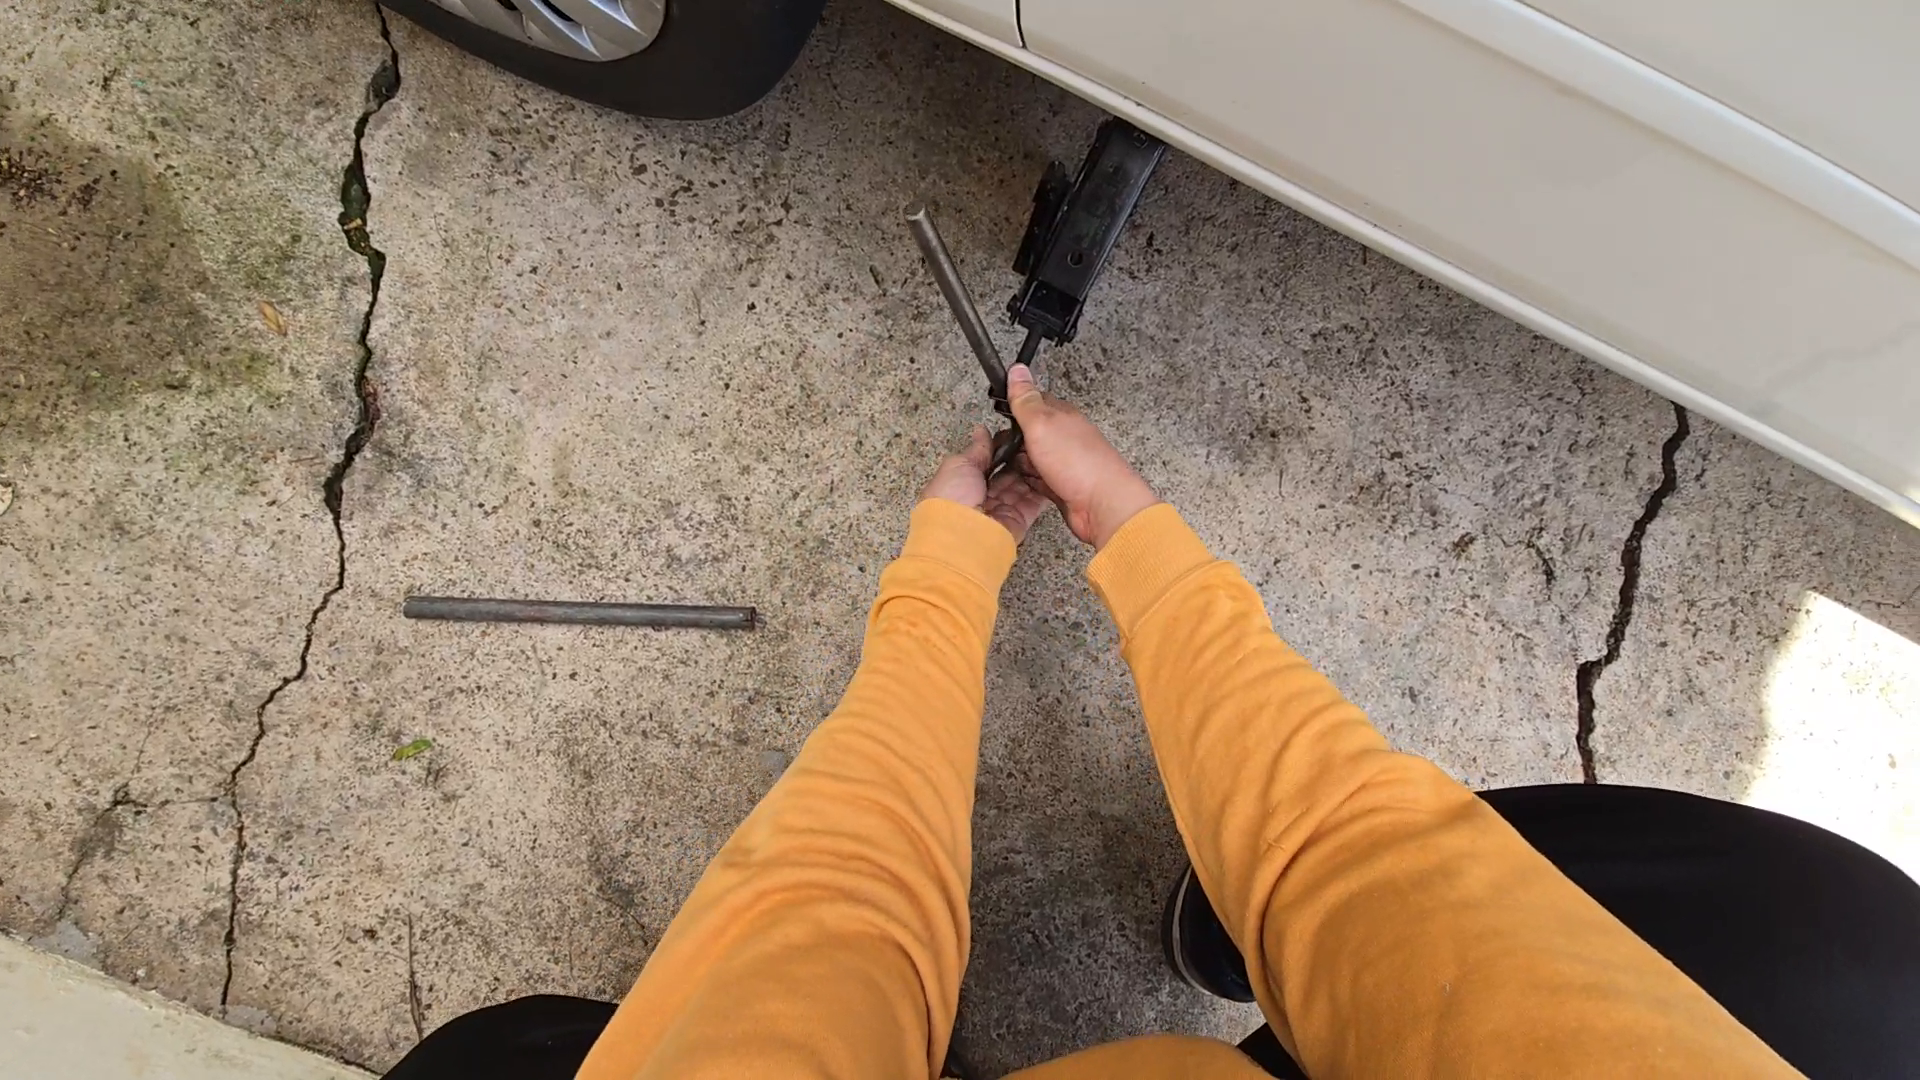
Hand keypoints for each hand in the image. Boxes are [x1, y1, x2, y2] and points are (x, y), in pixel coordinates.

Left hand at [919, 426, 1052, 542]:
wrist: (961, 537)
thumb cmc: (951, 499)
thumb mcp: (960, 464)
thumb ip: (977, 449)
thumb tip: (981, 431)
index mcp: (963, 483)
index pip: (986, 463)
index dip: (1000, 448)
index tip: (1015, 434)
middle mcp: (982, 498)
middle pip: (1006, 475)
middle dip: (1019, 458)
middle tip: (1033, 441)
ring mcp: (1001, 510)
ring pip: (1022, 486)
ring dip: (1032, 470)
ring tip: (1045, 451)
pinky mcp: (1018, 521)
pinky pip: (1034, 503)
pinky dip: (1043, 488)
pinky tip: (1052, 470)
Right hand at [1006, 364, 1158, 548]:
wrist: (1101, 505)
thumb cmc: (1080, 463)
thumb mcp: (1043, 423)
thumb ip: (1026, 400)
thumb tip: (1017, 370)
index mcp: (1062, 416)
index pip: (1034, 402)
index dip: (1013, 407)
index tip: (997, 413)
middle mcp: (1064, 438)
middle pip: (1030, 434)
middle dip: (1012, 441)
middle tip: (997, 448)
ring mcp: (1063, 464)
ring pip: (1032, 459)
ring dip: (1017, 463)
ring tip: (1003, 468)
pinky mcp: (1061, 487)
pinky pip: (1037, 481)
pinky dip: (1026, 482)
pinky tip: (1018, 485)